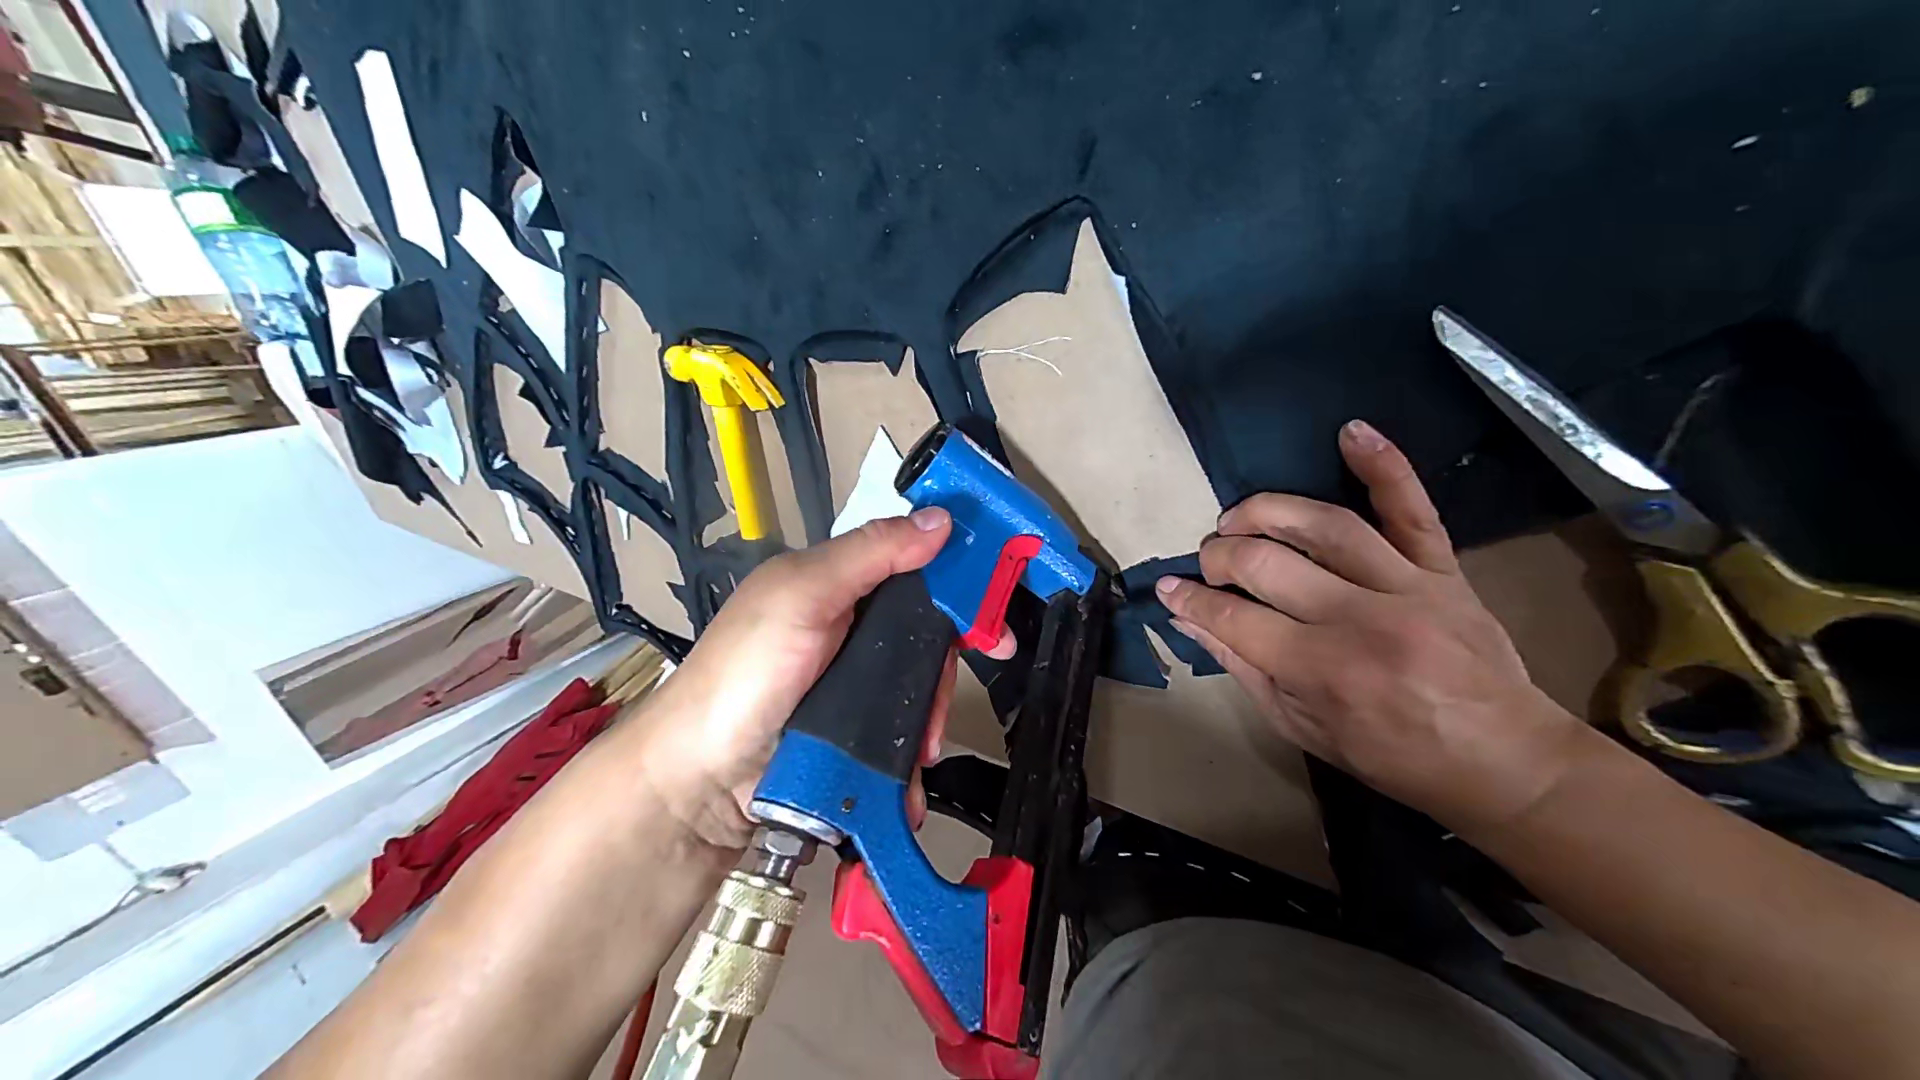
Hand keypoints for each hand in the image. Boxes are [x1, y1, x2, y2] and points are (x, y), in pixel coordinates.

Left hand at [628, 508, 1014, 849]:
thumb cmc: (744, 674)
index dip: (956, 576)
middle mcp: (848, 628)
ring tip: (922, 750)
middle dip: (949, 661)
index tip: (996, 601)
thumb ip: (869, 554)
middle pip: (925, 632)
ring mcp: (851, 684)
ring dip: (931, 716)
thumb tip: (941, 520)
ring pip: (918, 687)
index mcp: (835, 584)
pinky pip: (900, 734)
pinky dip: (912, 756)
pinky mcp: (853, 734)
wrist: (698, 783)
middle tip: (969, 682)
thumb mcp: (801, 597)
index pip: (910, 564)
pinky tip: (911, 779)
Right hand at [1155, 420, 1584, 830]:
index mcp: (1322, 669)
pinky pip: (1412, 509)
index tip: (1168, 588)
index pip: (1233, 618)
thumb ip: (1242, 668)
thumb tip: (1188, 618)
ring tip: (1237, 516)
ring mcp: (1406, 586)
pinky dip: (1384, 466)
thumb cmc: (1391, 755)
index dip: (1190, 599)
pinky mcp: (1442, 569)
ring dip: (1267, 511)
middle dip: (1220, 557)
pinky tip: (1352, 432)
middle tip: (1207, 561)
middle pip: (1267, 564)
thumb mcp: (1299, 726)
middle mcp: (1359, 619)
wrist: (1503, 759)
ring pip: (1324, 526)